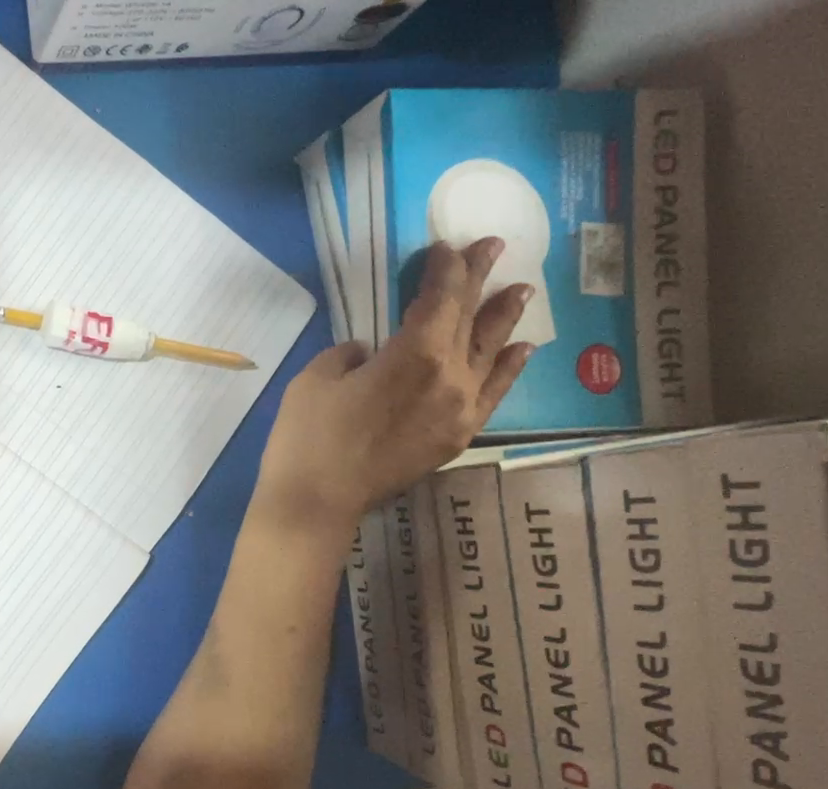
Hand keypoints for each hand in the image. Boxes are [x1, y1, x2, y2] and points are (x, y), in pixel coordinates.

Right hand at [254, 236, 532, 530]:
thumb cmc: (306, 437)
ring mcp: (460, 409)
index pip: (439, 299)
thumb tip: (372, 354)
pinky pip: (494, 393)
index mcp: (413, 354)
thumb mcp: (314, 380)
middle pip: (468, 319)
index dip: (444, 270)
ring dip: (504, 318)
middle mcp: (450, 376)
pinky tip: (521, 349)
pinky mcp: (457, 436)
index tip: (447, 248)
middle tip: (491, 247)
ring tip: (520, 289)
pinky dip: (509, 368)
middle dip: (478, 280)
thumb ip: (350, 354)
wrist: (316, 502)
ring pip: (491, 352)